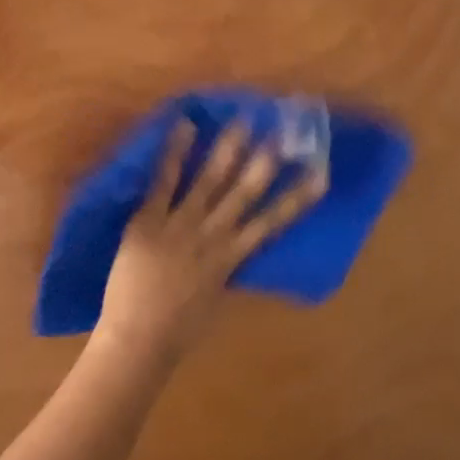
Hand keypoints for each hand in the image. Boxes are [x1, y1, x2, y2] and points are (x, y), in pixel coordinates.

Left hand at [94, 117, 326, 362]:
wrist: (138, 338)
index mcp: (231, 259)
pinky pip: (164, 181)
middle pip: (244, 193)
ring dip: (227, 149)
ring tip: (242, 121)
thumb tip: (235, 253)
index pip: (271, 222)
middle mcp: (212, 237)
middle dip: (265, 162)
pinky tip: (184, 126)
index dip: (296, 198)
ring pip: (210, 181)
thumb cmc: (178, 329)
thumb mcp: (214, 300)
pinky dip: (175, 153)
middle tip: (283, 132)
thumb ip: (225, 272)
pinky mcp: (149, 221)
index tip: (320, 174)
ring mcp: (180, 226)